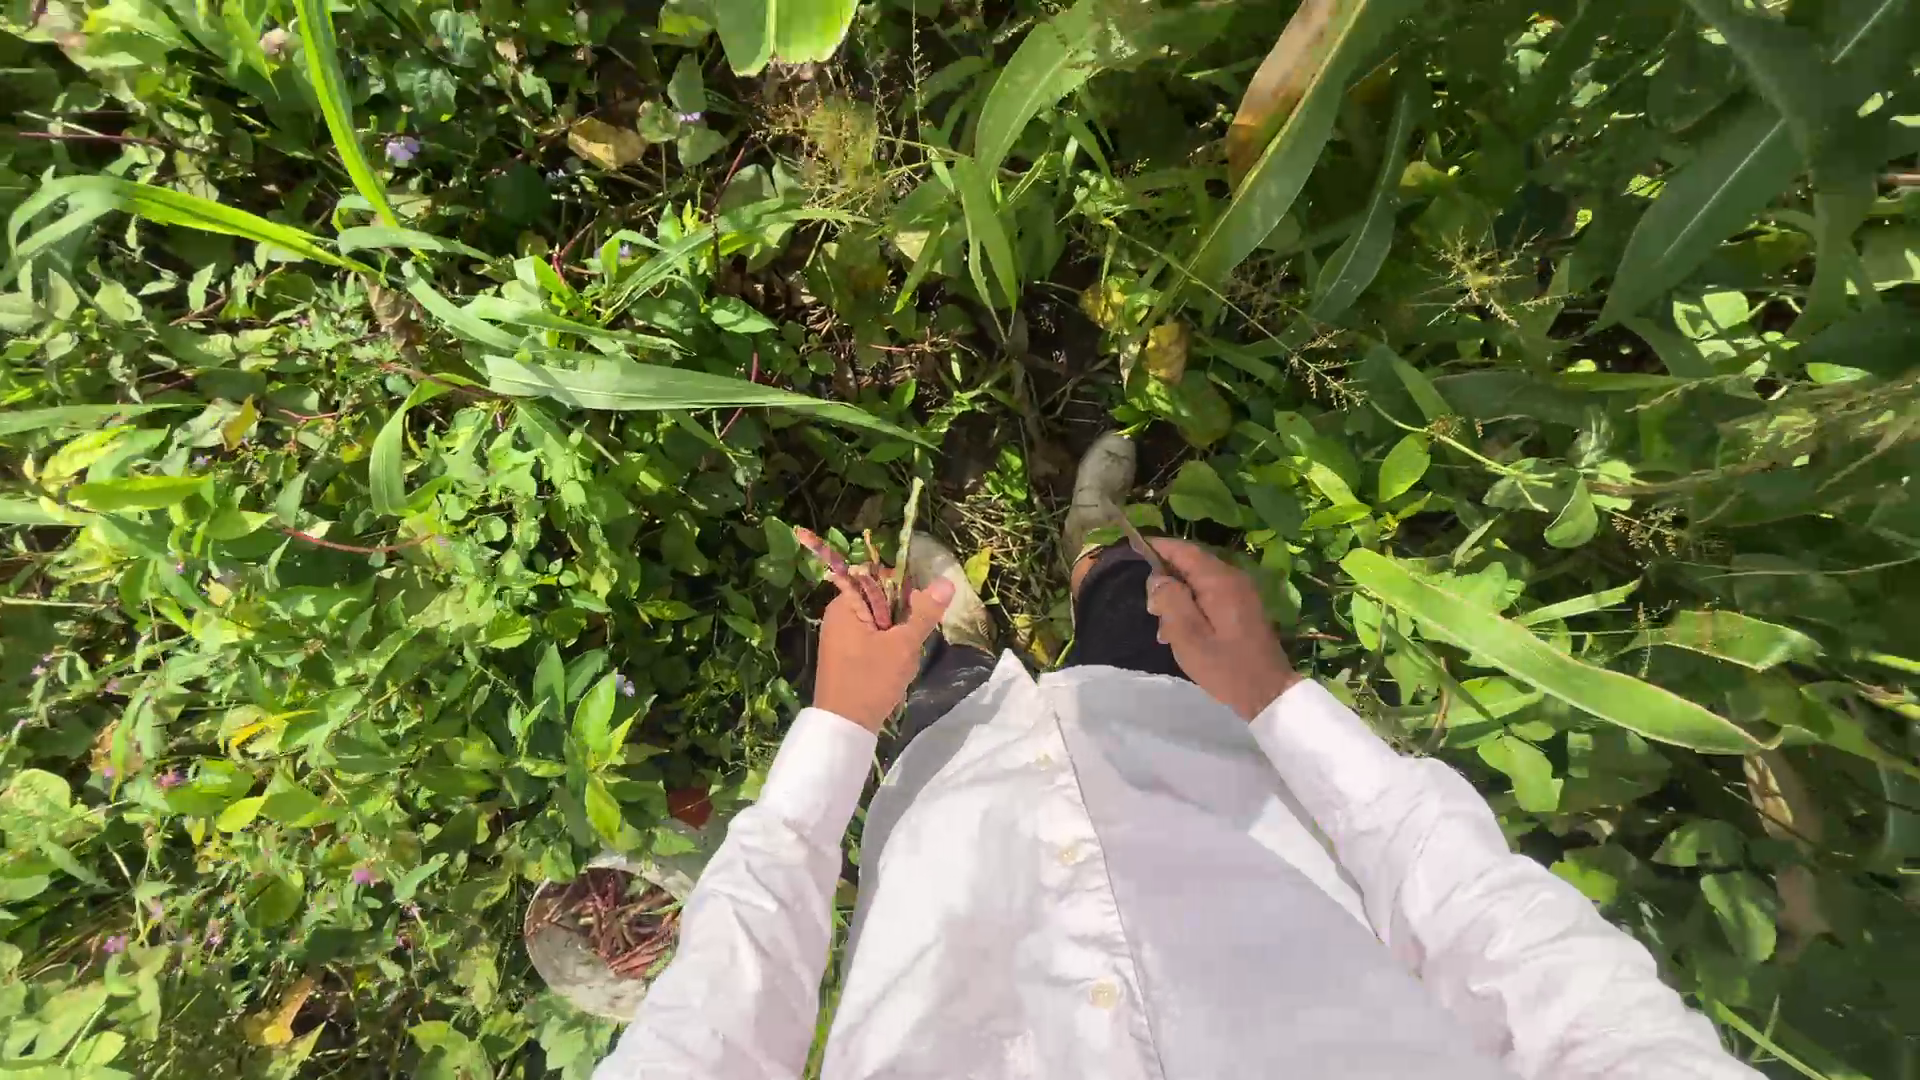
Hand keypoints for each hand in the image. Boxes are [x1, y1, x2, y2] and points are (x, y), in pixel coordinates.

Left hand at [813, 576, 954, 731]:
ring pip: (880, 623)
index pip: (880, 578)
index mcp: (846, 604)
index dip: (905, 589)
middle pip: (881, 601)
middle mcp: (839, 614)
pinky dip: (887, 649)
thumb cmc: (870, 679)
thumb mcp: (903, 646)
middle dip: (903, 619)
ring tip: (904, 659)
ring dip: (898, 638)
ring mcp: (840, 636)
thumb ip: (925, 613)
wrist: (845, 727)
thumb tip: (946, 582)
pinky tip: (895, 668)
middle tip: (911, 641)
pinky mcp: (845, 655)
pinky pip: (872, 640)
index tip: (921, 609)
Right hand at [1144, 538, 1300, 720]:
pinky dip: (1191, 605)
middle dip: (1166, 580)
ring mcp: (1240, 592)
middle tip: (1152, 610)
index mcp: (1219, 581)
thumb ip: (1170, 600)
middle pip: (1190, 564)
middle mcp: (1232, 578)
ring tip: (1165, 628)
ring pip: (1197, 581)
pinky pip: (1208, 594)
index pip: (1184, 550)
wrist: (1267, 693)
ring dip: (1177, 597)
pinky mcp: (1241, 606)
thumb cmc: (1225, 666)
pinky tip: (1182, 631)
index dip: (1158, 546)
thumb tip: (1157, 578)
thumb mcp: (1188, 636)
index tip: (1134, 547)